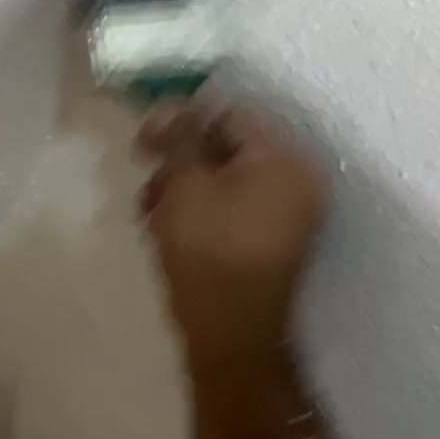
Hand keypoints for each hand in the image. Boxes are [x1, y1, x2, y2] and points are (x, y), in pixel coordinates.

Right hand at [135, 93, 326, 369]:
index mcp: (284, 161)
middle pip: (226, 147)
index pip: (229, 116)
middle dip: (178, 159)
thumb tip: (173, 104)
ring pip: (222, 178)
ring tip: (150, 211)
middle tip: (145, 177)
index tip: (144, 142)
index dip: (182, 121)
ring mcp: (286, 214)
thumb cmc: (208, 251)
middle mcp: (295, 181)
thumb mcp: (186, 184)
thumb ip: (180, 136)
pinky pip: (229, 205)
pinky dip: (197, 208)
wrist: (230, 334)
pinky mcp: (269, 240)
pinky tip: (165, 227)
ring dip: (181, 185)